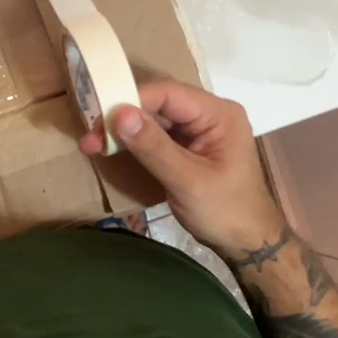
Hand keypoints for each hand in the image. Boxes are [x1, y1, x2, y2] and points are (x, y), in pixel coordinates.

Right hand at [80, 80, 286, 258]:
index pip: (168, 94)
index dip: (132, 101)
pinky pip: (157, 137)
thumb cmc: (225, 211)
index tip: (99, 120)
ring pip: (154, 120)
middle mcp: (209, 114)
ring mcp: (198, 131)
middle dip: (123, 117)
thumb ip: (153, 147)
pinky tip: (112, 149)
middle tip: (90, 136)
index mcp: (218, 114)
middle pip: (159, 104)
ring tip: (93, 144)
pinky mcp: (188, 148)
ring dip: (124, 130)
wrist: (248, 243)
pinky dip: (134, 142)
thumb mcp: (187, 180)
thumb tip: (119, 114)